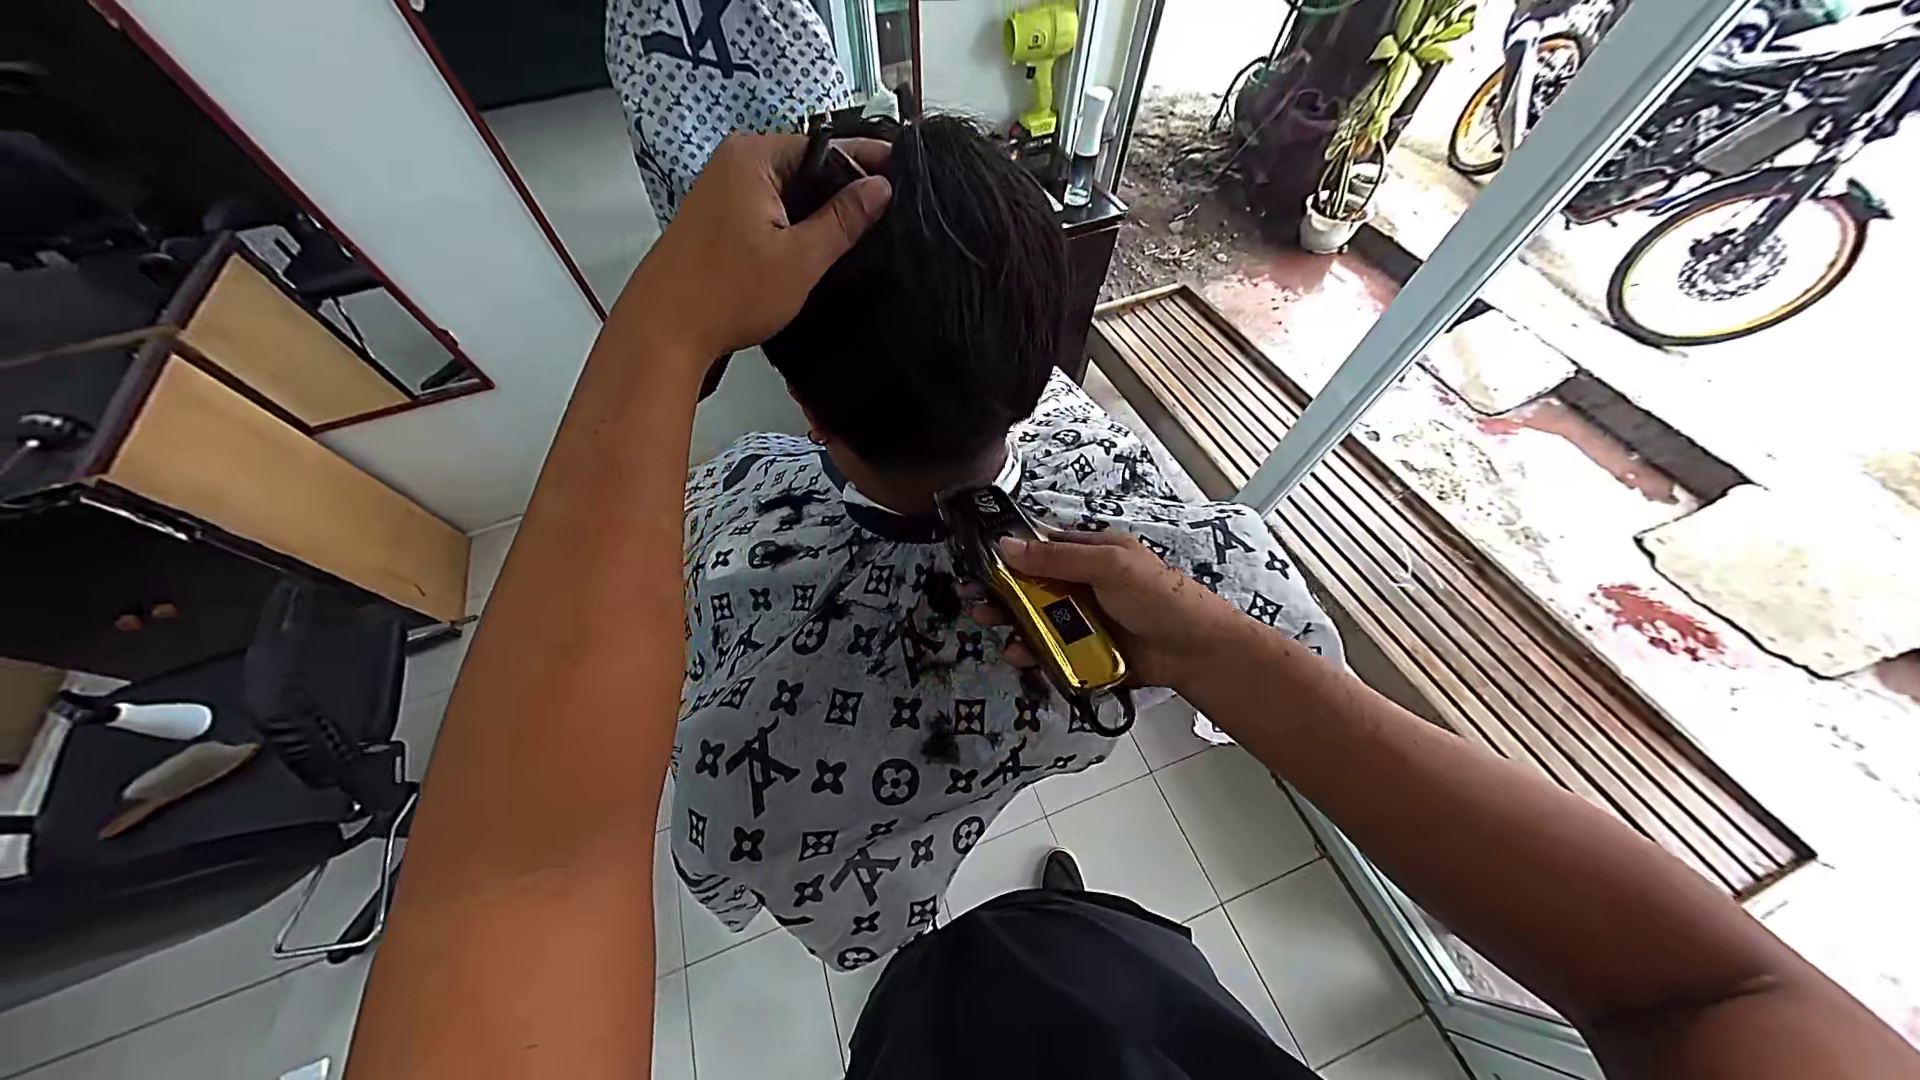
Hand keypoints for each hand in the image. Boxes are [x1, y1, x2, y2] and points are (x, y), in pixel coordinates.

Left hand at [616, 133, 892, 365]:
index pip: (825, 146)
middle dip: (843, 191)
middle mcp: (734, 164)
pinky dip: (795, 228)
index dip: (865, 163)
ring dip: (819, 215)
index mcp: (754, 159)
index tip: (900, 175)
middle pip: (806, 167)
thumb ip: (844, 220)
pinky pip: (770, 212)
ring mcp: (723, 192)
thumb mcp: (801, 258)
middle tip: (884, 217)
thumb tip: (880, 188)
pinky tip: (815, 253)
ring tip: (856, 239)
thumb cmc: (729, 293)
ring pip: (789, 193)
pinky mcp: (720, 221)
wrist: (668, 329)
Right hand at [973, 530, 1258, 690]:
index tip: (980, 562)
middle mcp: (1082, 584)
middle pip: (1032, 585)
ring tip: (987, 623)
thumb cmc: (1159, 597)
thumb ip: (1058, 558)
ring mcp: (1083, 618)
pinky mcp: (1084, 649)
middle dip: (1002, 591)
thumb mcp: (1109, 567)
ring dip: (1011, 621)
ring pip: (1037, 618)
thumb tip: (1006, 544)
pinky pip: (1050, 648)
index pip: (1043, 547)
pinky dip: (1031, 651)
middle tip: (974, 599)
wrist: (1196, 652)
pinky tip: (1017, 653)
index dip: (1011, 553)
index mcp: (1091, 553)